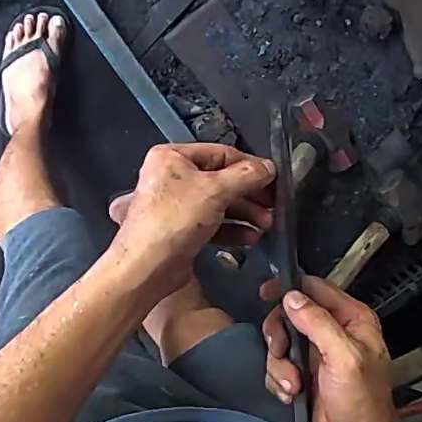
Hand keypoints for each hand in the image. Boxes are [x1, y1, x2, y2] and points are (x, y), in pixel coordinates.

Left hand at [106, 143, 274, 297]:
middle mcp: (173, 177)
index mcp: (173, 157)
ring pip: (220, 203)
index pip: (222, 154)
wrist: (147, 267)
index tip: (274, 179)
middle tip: (274, 205)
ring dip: (246, 213)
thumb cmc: (176, 219)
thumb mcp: (216, 190)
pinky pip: (213, 223)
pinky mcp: (181, 230)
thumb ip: (247, 175)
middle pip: (223, 180)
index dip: (251, 166)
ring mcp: (176, 205)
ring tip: (267, 224)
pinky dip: (233, 229)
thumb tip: (270, 167)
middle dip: (251, 195)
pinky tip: (252, 237)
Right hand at [262, 276, 406, 421]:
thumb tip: (292, 297)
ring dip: (279, 365)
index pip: (316, 288)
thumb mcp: (345, 358)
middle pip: (290, 314)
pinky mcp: (302, 373)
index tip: (266, 293)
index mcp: (352, 318)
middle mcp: (333, 331)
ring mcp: (315, 353)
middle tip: (280, 351)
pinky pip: (277, 365)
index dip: (290, 288)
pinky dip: (279, 380)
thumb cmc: (363, 403)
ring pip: (280, 341)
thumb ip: (319, 324)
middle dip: (280, 335)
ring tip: (293, 384)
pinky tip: (292, 394)